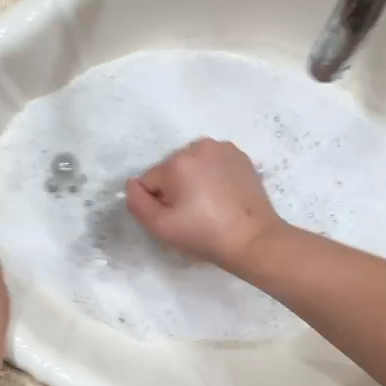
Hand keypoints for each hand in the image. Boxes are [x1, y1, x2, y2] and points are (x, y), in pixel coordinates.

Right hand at [125, 138, 284, 268]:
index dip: (158, 203)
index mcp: (178, 161)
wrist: (253, 239)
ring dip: (194, 182)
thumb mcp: (161, 227)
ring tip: (210, 207)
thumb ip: (138, 203)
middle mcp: (199, 146)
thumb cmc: (204, 235)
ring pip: (192, 166)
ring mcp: (223, 149)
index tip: (177, 219)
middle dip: (176, 190)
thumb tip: (131, 184)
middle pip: (171, 171)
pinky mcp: (240, 156)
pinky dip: (213, 177)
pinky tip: (223, 197)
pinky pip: (212, 164)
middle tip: (194, 215)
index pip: (149, 181)